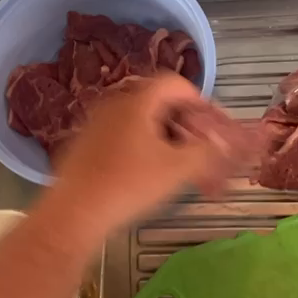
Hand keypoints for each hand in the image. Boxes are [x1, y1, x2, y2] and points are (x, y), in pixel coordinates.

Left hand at [32, 75, 245, 246]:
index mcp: (138, 101)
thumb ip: (207, 151)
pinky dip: (142, 149)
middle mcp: (114, 103)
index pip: (176, 84)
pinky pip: (122, 138)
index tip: (213, 125)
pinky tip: (148, 176)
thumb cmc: (128, 185)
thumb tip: (224, 142)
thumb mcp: (177, 169)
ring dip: (166, 140)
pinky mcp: (84, 145)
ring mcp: (96, 124)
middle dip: (186, 125)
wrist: (74, 214)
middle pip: (159, 104)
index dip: (200, 101)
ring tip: (179, 168)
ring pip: (141, 123)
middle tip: (201, 150)